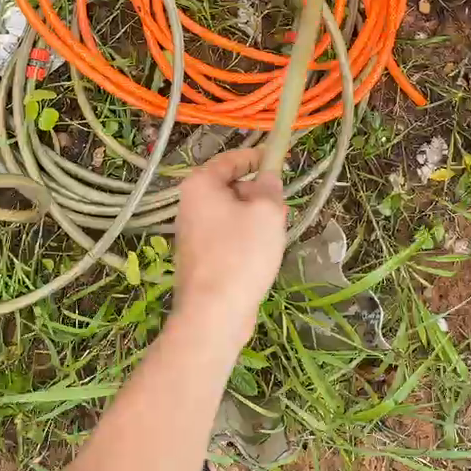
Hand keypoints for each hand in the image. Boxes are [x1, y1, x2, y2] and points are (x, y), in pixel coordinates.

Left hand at [173, 148, 287, 351]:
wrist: (214, 313)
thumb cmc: (241, 253)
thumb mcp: (266, 212)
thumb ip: (270, 186)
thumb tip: (268, 176)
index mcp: (200, 185)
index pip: (230, 159)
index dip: (256, 157)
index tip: (279, 160)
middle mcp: (190, 205)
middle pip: (231, 187)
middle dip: (258, 195)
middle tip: (280, 209)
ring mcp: (192, 233)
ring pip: (232, 214)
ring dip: (255, 220)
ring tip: (273, 237)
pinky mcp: (200, 258)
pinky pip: (227, 237)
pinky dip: (245, 240)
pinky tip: (260, 258)